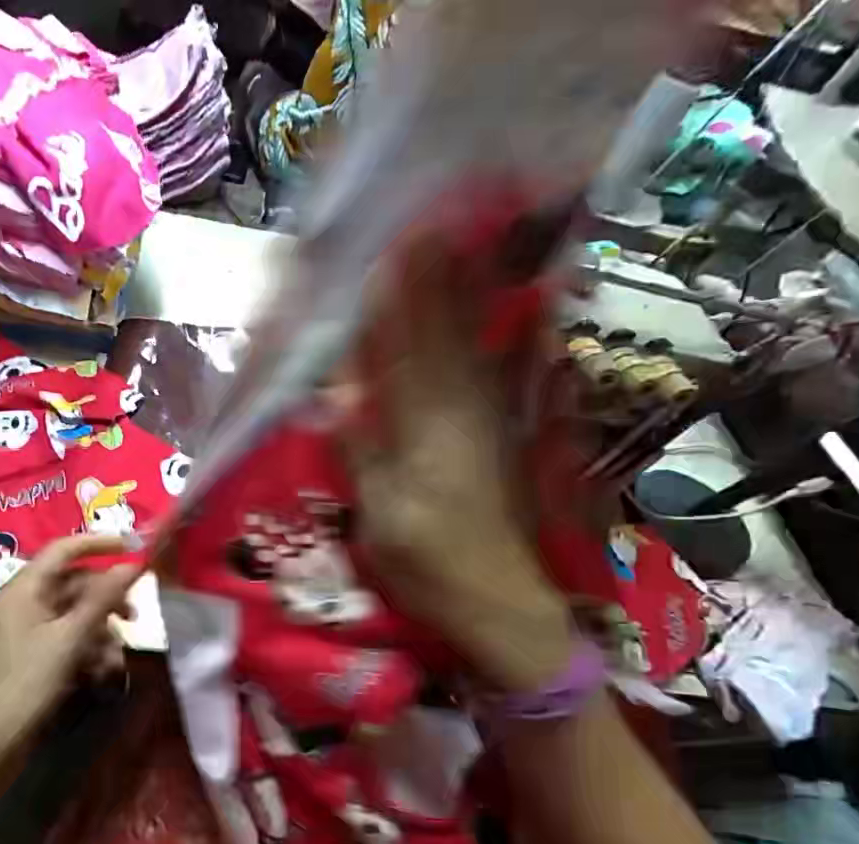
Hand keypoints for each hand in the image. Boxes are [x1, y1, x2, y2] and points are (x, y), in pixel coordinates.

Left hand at [0, 535, 141, 771]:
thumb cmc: (28, 683)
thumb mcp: (70, 638)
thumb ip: (102, 599)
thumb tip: (131, 565)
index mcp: (24, 589)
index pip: (64, 549)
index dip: (99, 543)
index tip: (134, 546)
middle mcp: (22, 602)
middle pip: (73, 584)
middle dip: (106, 600)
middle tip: (135, 616)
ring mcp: (24, 629)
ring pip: (73, 614)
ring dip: (100, 631)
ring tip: (115, 659)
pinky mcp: (29, 653)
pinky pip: (64, 637)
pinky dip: (86, 648)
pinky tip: (101, 672)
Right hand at [342, 235, 576, 690]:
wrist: (504, 607)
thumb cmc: (430, 572)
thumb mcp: (379, 524)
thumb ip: (361, 456)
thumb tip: (335, 396)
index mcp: (422, 436)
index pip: (400, 354)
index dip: (392, 301)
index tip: (386, 250)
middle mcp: (461, 417)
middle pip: (443, 337)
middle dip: (434, 279)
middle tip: (431, 221)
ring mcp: (493, 426)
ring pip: (478, 348)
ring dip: (471, 296)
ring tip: (468, 246)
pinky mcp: (512, 440)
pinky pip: (512, 378)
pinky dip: (513, 341)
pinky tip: (523, 315)